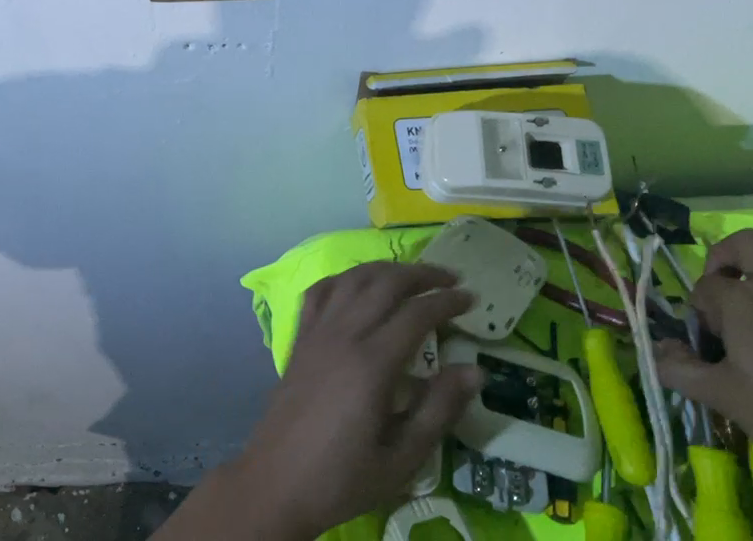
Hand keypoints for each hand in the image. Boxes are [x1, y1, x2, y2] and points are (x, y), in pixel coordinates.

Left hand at [223, 261, 482, 537]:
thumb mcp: (403, 458)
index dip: (446, 301)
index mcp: (371, 364)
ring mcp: (316, 333)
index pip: (415, 313)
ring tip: (413, 275)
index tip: (472, 299)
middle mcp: (342, 336)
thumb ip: (439, 409)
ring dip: (385, 270)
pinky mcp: (299, 339)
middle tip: (451, 278)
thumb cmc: (343, 477)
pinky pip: (320, 292)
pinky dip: (344, 279)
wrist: (277, 481)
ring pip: (352, 279)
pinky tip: (358, 284)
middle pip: (384, 283)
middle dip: (421, 274)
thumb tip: (475, 370)